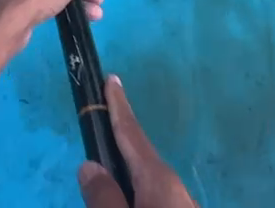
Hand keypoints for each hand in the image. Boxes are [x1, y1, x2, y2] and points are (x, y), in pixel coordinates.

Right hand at [77, 76, 198, 207]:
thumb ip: (104, 196)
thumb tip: (89, 166)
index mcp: (159, 179)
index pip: (132, 132)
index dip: (118, 105)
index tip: (112, 78)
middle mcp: (177, 187)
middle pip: (140, 156)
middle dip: (119, 139)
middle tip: (98, 125)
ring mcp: (185, 205)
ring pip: (150, 180)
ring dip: (128, 171)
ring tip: (108, 172)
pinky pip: (157, 196)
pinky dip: (140, 189)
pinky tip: (131, 198)